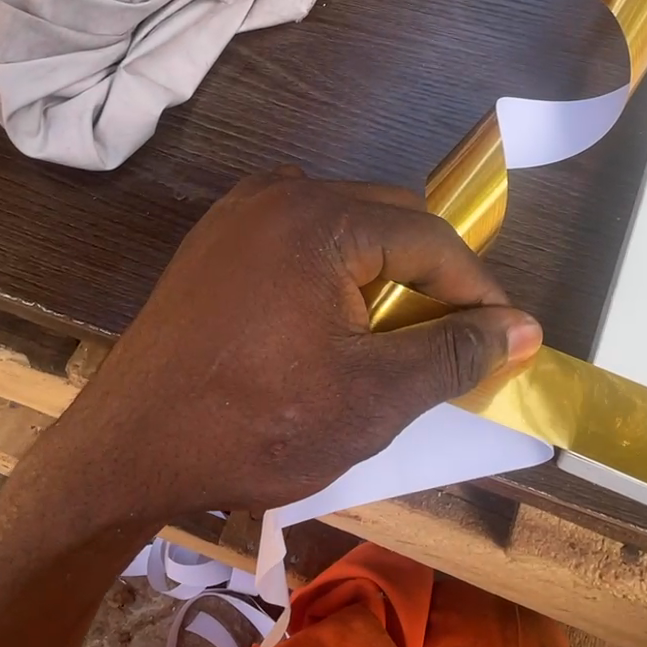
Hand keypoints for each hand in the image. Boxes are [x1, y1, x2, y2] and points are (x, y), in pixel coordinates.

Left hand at [47, 168, 542, 518]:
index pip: (430, 237)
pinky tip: (331, 327)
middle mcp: (277, 193)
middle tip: (447, 343)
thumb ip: (453, 353)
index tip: (505, 339)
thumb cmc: (252, 427)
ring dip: (383, 275)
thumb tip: (521, 328)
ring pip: (347, 228)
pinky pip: (301, 240)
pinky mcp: (216, 243)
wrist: (125, 453)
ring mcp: (239, 214)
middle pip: (390, 220)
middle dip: (430, 280)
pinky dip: (335, 274)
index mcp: (318, 216)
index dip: (477, 289)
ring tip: (392, 340)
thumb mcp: (372, 398)